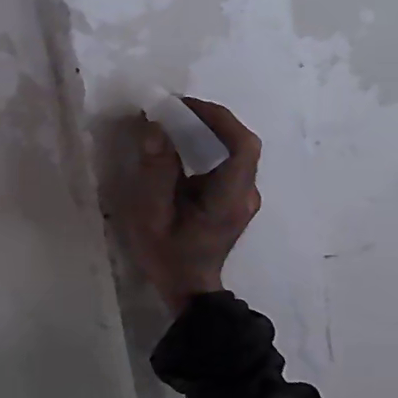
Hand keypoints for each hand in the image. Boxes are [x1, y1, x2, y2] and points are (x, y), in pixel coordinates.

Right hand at [119, 97, 262, 312]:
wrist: (187, 290)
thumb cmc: (168, 255)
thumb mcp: (152, 216)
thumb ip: (156, 172)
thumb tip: (156, 129)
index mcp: (229, 198)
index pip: (242, 146)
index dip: (218, 119)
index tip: (185, 107)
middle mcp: (245, 194)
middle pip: (240, 143)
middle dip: (209, 120)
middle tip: (173, 111)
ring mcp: (243, 197)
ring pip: (235, 150)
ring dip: (207, 131)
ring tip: (173, 123)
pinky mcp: (235, 199)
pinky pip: (227, 161)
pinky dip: (206, 146)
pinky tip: (181, 145)